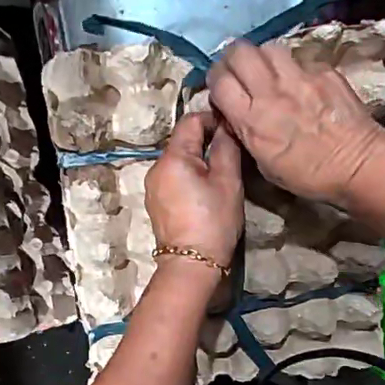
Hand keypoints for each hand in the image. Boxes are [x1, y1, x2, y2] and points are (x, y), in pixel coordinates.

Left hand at [145, 110, 242, 269]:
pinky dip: (189, 178)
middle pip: (182, 142)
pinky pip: (173, 179)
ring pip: (178, 162)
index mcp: (172, 157)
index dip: (213, 120)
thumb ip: (226, 146)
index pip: (191, 121)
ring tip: (220, 177)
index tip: (232, 132)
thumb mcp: (228, 180)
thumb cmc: (213, 220)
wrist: (191, 264)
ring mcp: (152, 187)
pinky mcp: (156, 203)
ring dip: (198, 162)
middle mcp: (156, 168)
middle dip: (206, 143)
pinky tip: (204, 194)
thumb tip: (226, 125)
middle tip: (231, 157)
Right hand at [207, 41, 384, 204]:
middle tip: (238, 72)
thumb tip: (234, 115)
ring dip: (261, 58)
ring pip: (267, 47)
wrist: (357, 165)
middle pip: (239, 52)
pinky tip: (299, 85)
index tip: (220, 88)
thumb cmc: (307, 176)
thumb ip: (245, 134)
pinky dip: (292, 69)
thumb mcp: (264, 165)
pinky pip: (299, 59)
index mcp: (252, 120)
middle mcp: (271, 92)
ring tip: (266, 73)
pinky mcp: (323, 71)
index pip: (220, 81)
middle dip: (233, 60)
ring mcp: (299, 77)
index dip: (216, 81)